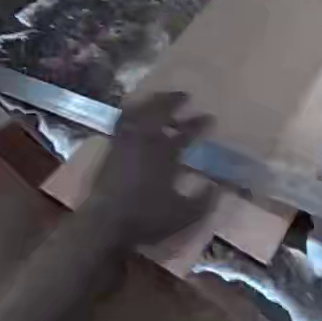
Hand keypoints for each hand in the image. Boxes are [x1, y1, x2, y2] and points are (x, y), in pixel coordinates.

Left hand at [85, 91, 215, 246]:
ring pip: (138, 112)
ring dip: (150, 102)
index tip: (210, 117)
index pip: (186, 132)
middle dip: (173, 101)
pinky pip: (121, 122)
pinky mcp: (111, 150)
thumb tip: (218, 185)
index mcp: (165, 153)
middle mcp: (145, 141)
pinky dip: (130, 113)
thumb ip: (204, 199)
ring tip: (158, 99)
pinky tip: (133, 114)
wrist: (103, 225)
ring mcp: (125, 143)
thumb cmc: (146, 218)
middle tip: (184, 95)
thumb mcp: (184, 214)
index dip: (199, 123)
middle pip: (159, 112)